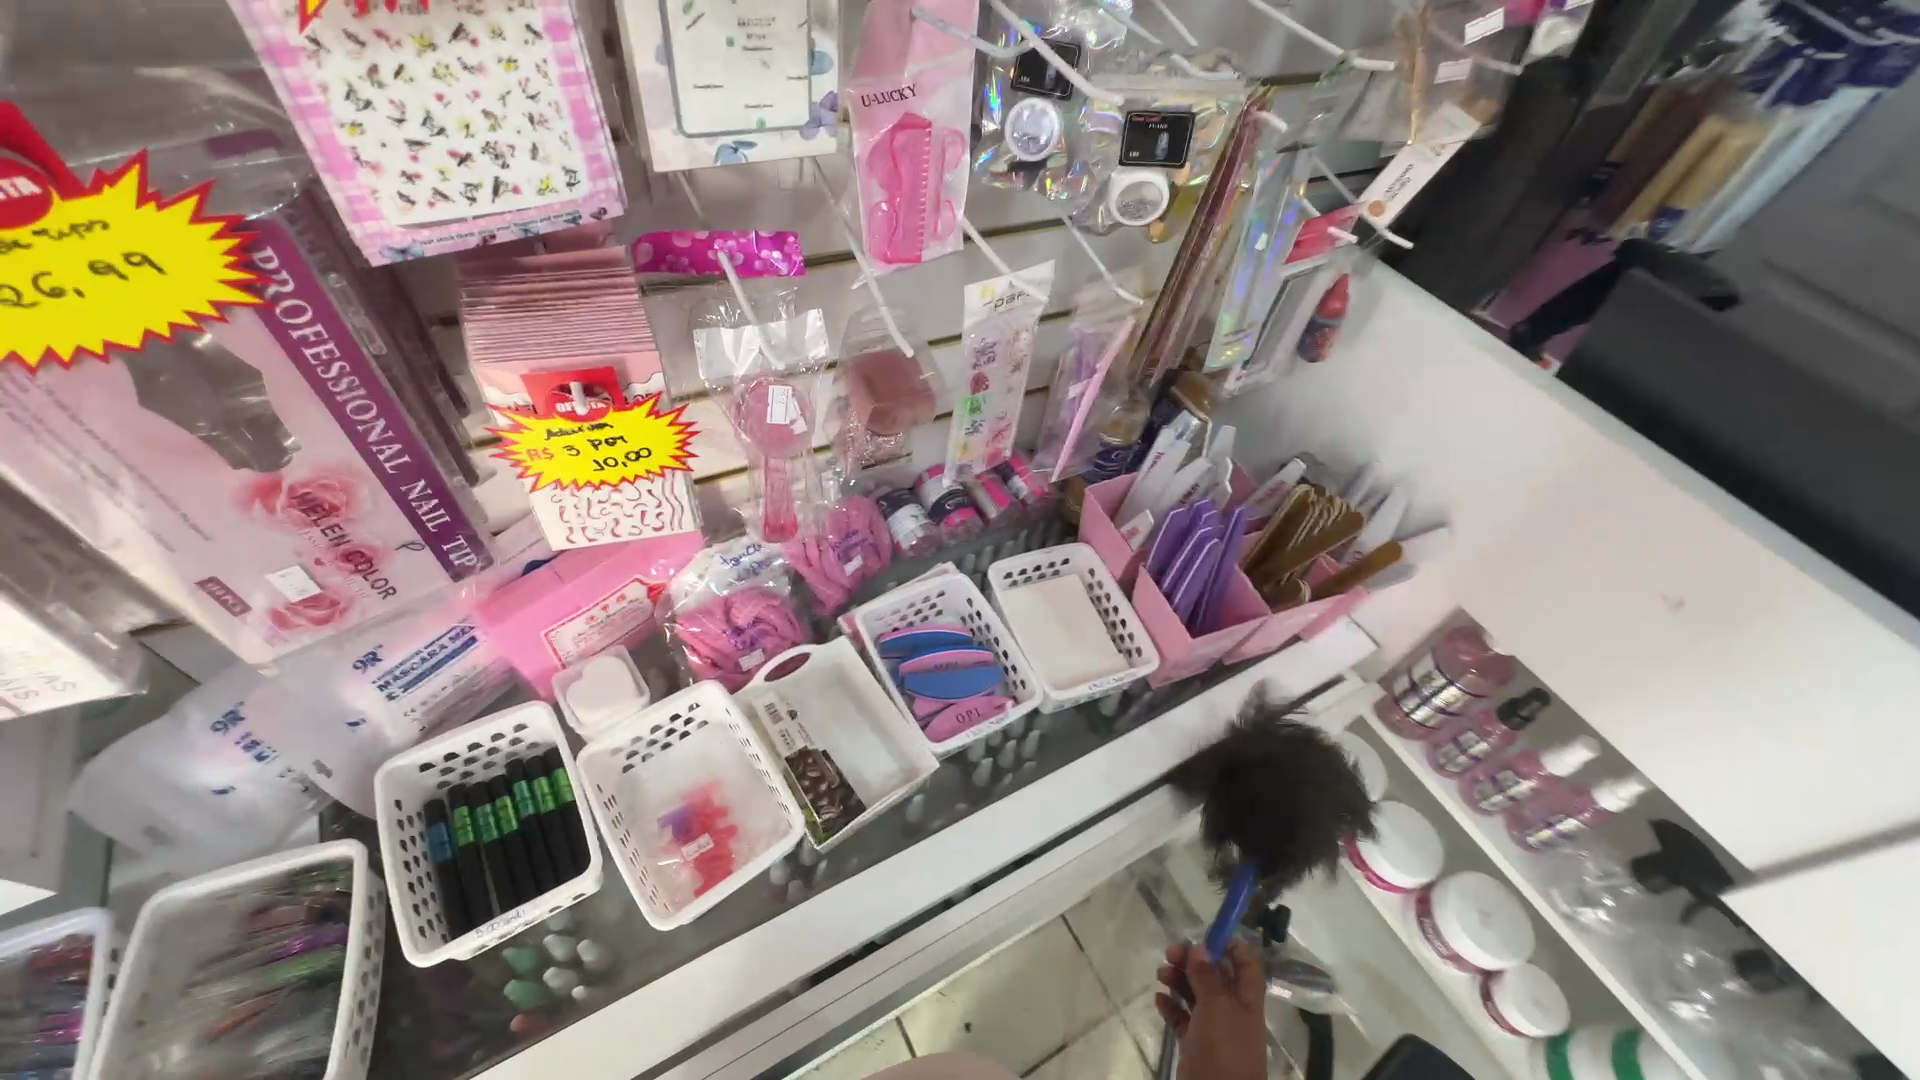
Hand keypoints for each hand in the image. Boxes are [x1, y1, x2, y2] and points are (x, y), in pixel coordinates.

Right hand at [1156, 940, 1266, 1079]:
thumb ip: (1207, 975)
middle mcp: (1231, 1009)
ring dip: (1179, 980)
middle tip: (1171, 953)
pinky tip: (1159, 1000)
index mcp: (1246, 999)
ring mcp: (1213, 1028)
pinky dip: (1171, 1006)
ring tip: (1161, 974)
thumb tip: (1200, 947)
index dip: (1230, 946)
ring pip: (1196, 995)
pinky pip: (1182, 1018)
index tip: (1206, 935)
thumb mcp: (1217, 1006)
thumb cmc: (1225, 1047)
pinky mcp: (1196, 1044)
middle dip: (1194, 960)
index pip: (1245, 963)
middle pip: (1214, 975)